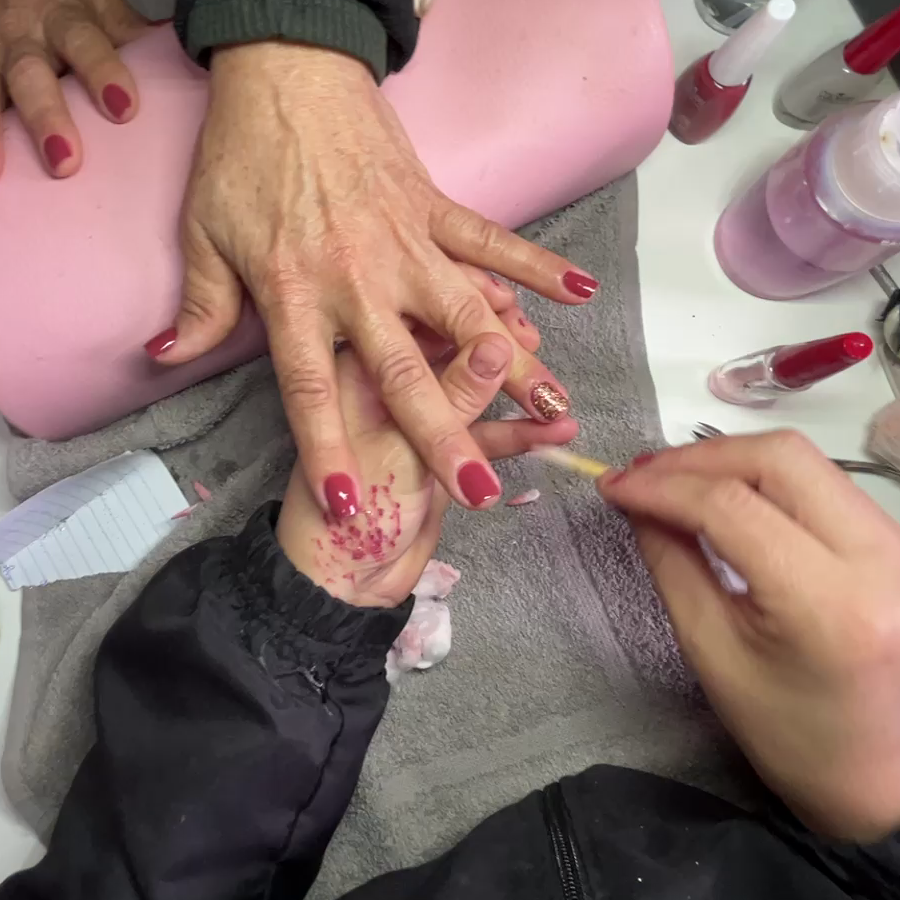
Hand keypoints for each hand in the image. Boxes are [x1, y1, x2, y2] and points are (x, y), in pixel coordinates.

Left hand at [154, 41, 597, 521]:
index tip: (348, 504)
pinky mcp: (432, 204)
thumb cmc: (240, 158)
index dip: (327, 449)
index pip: (311, 390)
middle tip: (475, 490)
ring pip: (463, 313)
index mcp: (293, 294)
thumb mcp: (203, 235)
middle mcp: (354, 278)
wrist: (283, 70)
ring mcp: (401, 240)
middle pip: (402, 369)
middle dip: (440, 434)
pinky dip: (532, 266)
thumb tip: (163, 359)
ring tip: (553, 410)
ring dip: (510, 364)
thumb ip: (198, 307)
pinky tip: (578, 294)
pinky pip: (489, 240)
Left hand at [275, 280, 577, 607]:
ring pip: (471, 394)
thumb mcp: (402, 449)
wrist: (339, 588)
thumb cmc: (349, 515)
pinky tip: (555, 431)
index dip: (465, 313)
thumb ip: (450, 396)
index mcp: (359, 366)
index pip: (417, 322)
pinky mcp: (436, 451)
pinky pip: (481, 433)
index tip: (513, 310)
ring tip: (560, 399)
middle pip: (451, 353)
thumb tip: (498, 340)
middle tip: (538, 348)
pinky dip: (515, 434)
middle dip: (499, 353)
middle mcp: (384, 382)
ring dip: (516, 399)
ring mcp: (412, 417)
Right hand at [597, 431, 899, 841]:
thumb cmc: (786, 730)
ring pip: (802, 459)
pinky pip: (822, 482)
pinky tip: (721, 496)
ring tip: (671, 481)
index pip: (732, 507)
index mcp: (834, 605)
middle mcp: (886, 560)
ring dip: (726, 460)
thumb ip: (671, 559)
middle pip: (778, 459)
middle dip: (696, 457)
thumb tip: (636, 498)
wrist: (886, 780)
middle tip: (640, 475)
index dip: (662, 486)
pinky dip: (760, 478)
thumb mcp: (709, 648)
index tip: (612, 486)